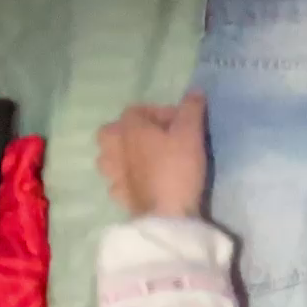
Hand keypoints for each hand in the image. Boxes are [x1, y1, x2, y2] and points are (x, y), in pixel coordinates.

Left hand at [97, 93, 207, 217]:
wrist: (166, 215)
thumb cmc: (178, 168)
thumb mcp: (192, 134)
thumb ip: (192, 109)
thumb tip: (195, 92)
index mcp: (128, 127)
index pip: (140, 109)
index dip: (163, 113)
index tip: (183, 124)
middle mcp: (112, 146)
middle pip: (117, 131)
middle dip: (136, 132)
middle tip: (160, 141)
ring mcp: (111, 173)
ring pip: (113, 156)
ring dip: (127, 154)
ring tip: (148, 161)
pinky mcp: (118, 195)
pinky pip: (118, 180)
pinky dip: (127, 178)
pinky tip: (142, 183)